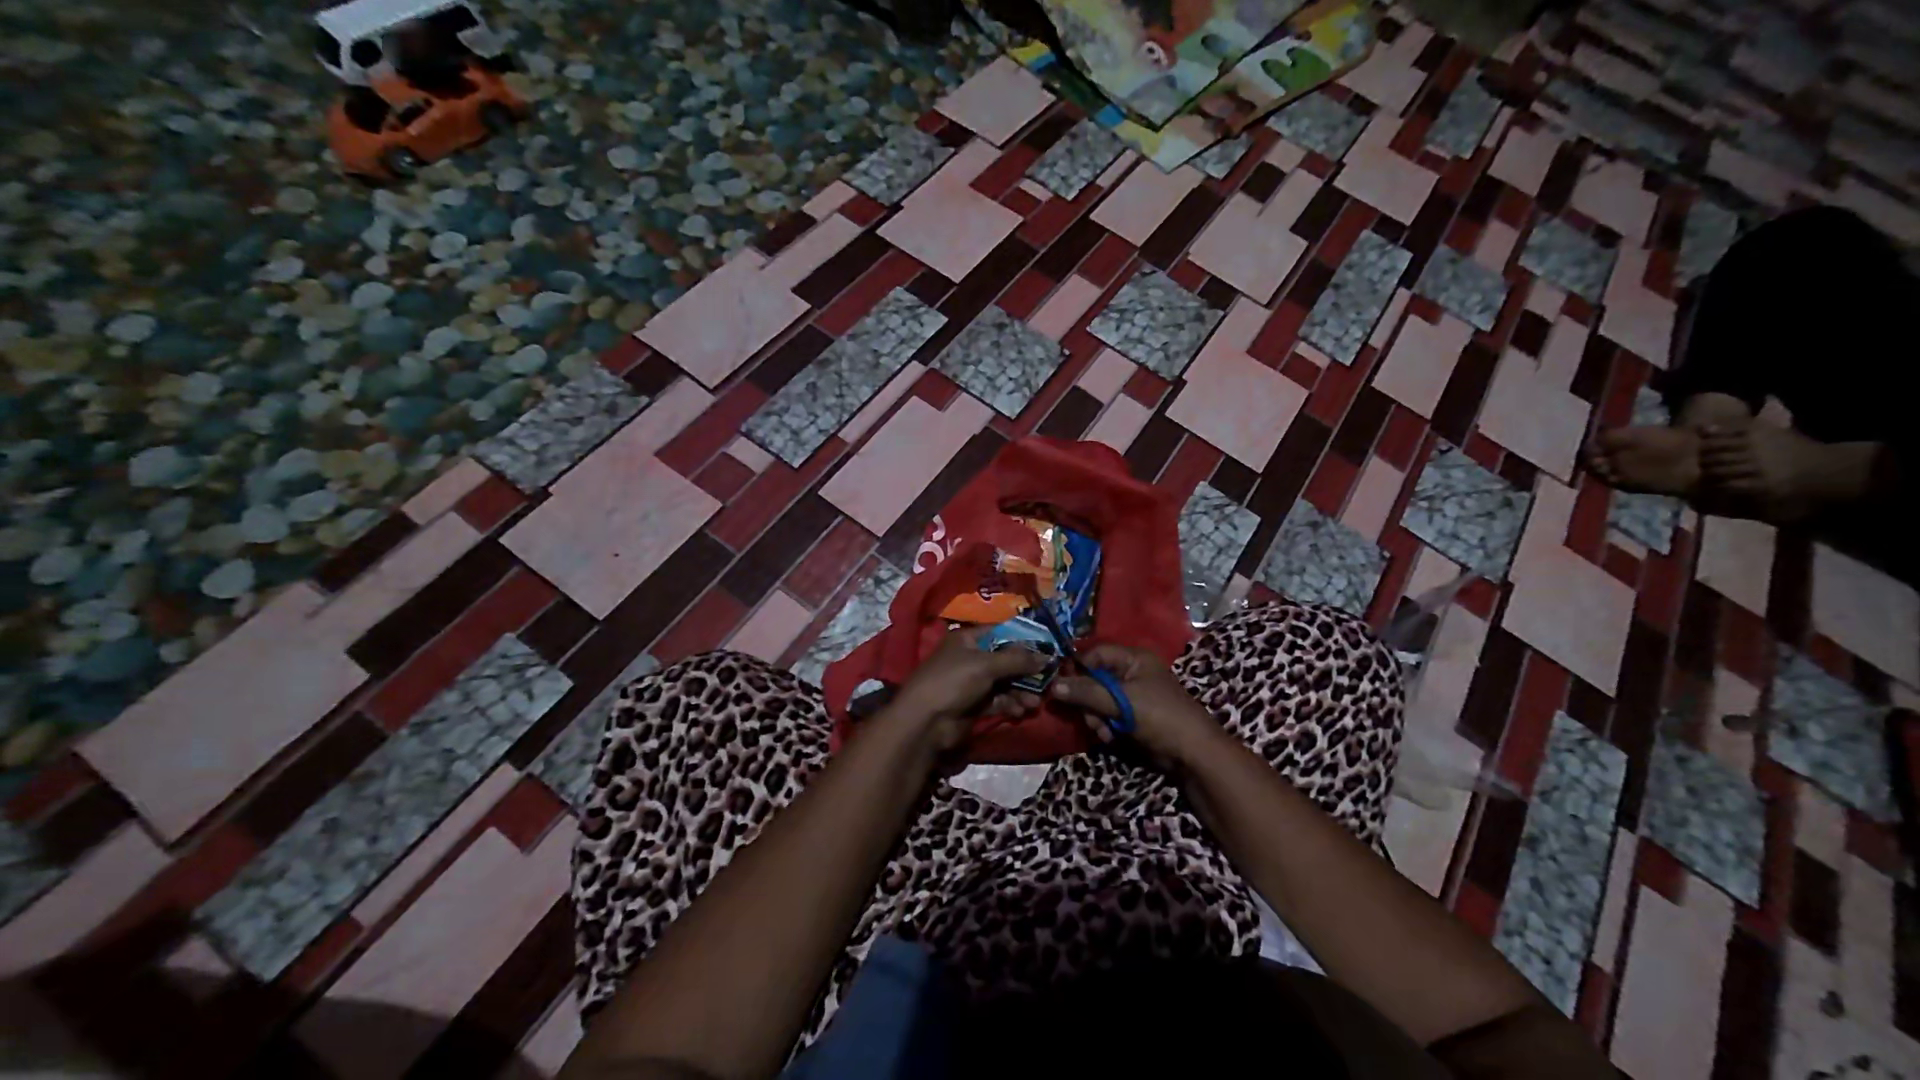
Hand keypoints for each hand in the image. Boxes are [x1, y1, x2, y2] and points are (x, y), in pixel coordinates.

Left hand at [890, 626, 1048, 750]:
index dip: (1025, 640)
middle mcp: (971, 658)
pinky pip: (999, 700)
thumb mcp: (986, 664)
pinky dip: (1012, 704)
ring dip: (1022, 691)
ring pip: (1005, 683)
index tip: (1048, 648)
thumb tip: (1047, 656)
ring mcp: (972, 683)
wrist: (926, 722)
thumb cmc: (953, 681)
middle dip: (1027, 671)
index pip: (1002, 633)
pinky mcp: (975, 706)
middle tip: (1049, 679)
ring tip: (1035, 702)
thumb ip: (1017, 659)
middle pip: (1006, 660)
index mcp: (968, 639)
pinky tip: (1022, 710)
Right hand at [1048, 644, 1213, 765]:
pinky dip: (1105, 726)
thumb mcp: (1121, 702)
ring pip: (1097, 700)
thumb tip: (1052, 685)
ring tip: (1105, 731)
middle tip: (1091, 717)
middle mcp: (1131, 672)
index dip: (1078, 669)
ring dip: (1096, 717)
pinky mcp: (1131, 716)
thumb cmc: (1160, 717)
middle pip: (1093, 678)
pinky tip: (1110, 737)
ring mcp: (1131, 695)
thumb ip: (1086, 692)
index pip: (1094, 654)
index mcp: (1134, 659)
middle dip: (1088, 700)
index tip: (1062, 686)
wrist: (1192, 754)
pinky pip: (1107, 715)